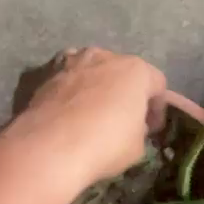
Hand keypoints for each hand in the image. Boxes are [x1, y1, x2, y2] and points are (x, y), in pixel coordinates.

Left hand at [7, 47, 166, 188]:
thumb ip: (139, 129)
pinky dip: (71, 91)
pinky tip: (68, 112)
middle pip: (122, 72)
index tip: (151, 129)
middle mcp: (104, 56)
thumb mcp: (137, 147)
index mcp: (135, 70)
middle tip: (123, 119)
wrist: (50, 147)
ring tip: (92, 113)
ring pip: (91, 71)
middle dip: (125, 93)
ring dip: (96, 87)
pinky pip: (67, 80)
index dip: (157, 108)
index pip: (157, 84)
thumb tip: (131, 126)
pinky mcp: (46, 74)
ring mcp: (72, 62)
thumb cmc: (104, 144)